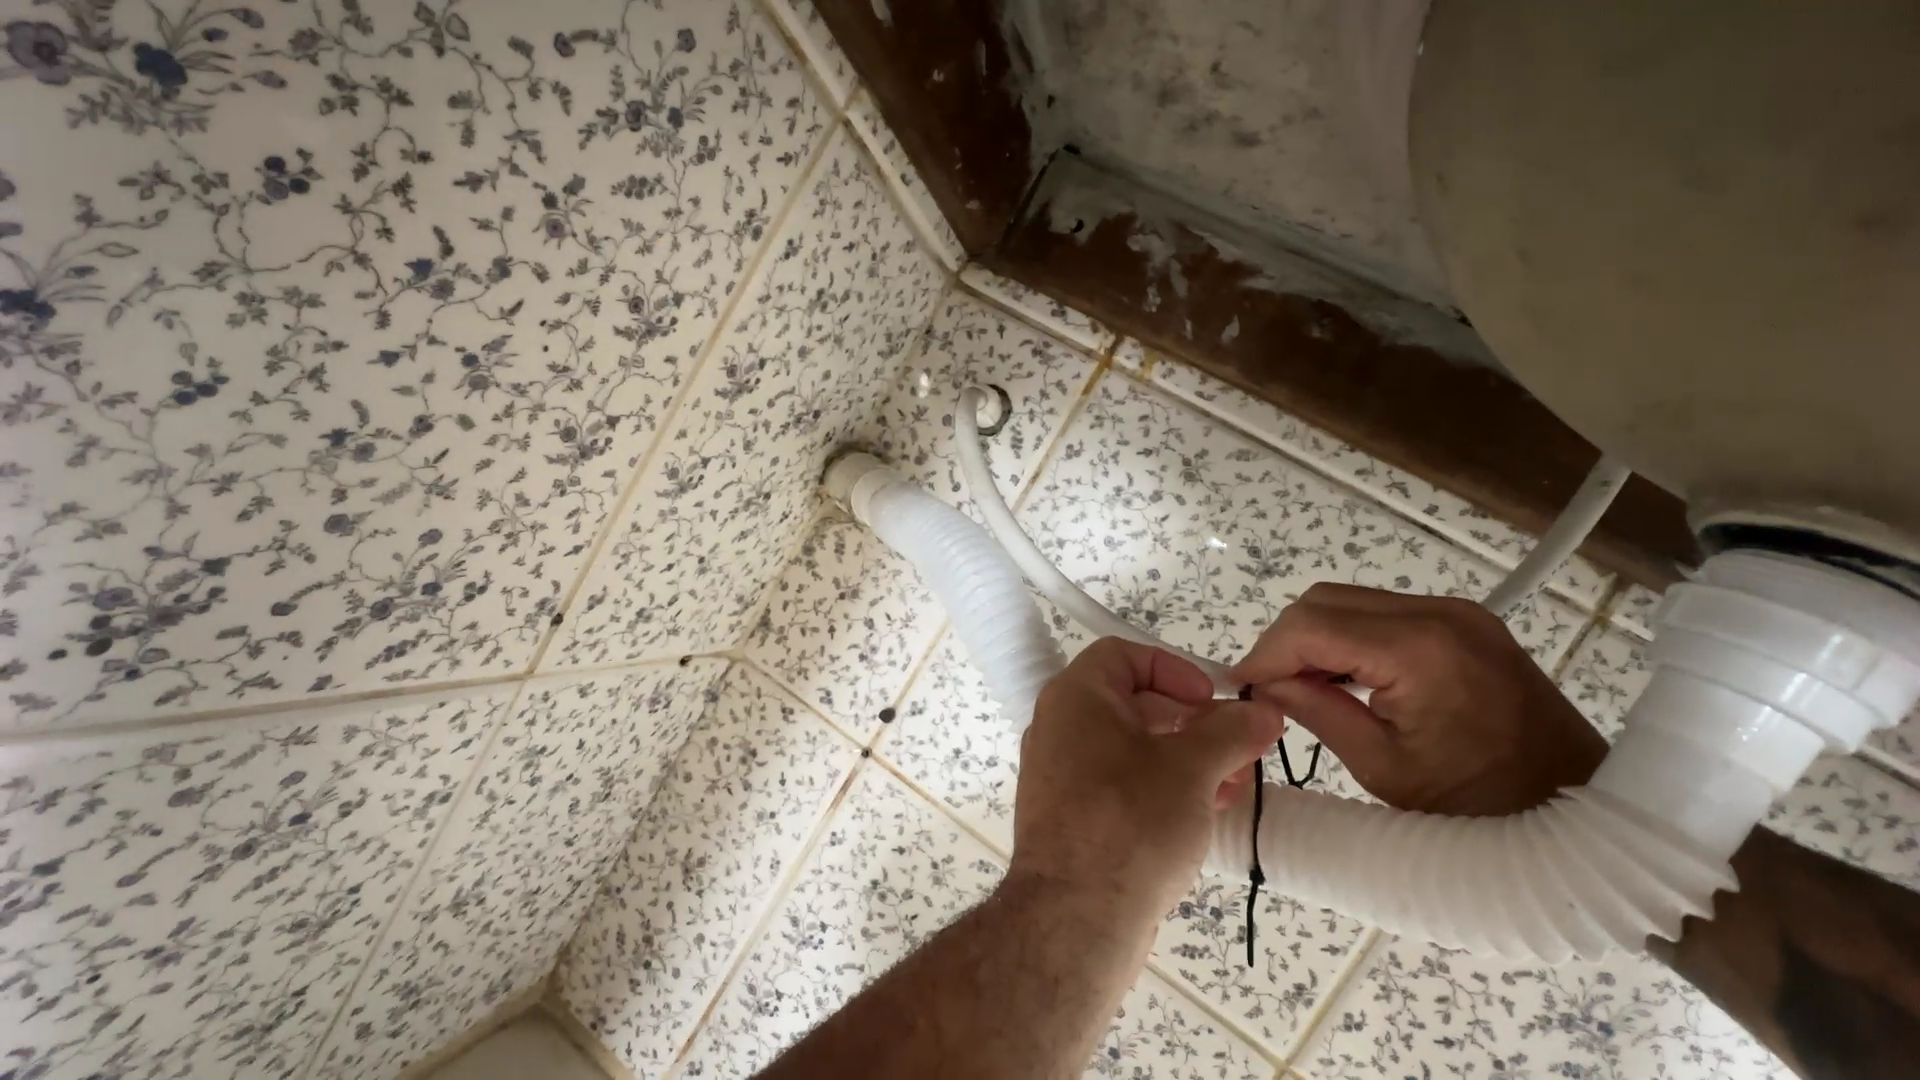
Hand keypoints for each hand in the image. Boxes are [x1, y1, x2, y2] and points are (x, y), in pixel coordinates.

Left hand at [1010, 638, 1287, 926]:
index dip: (1172, 668)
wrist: (1074, 917)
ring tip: (1233, 783)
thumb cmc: (1130, 822)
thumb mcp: (1191, 768)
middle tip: (1239, 746)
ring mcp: (1061, 774)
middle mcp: (1059, 728)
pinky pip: (1121, 784)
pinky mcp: (1072, 816)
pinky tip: (1203, 810)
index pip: (1122, 655)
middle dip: (1192, 721)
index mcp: (1075, 698)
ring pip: (1131, 748)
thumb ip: (1230, 732)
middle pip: (1133, 702)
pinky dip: (1162, 786)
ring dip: (1186, 758)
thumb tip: (1264, 710)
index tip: (1211, 699)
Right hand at [1230, 583, 1607, 816]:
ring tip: (1299, 686)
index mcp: (1418, 649)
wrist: (1578, 810)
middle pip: (1325, 601)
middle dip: (1284, 641)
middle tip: (1266, 689)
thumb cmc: (1477, 803)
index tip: (1237, 687)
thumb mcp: (1381, 766)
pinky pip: (1380, 612)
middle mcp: (1437, 612)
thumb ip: (1315, 712)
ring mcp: (1454, 611)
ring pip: (1348, 601)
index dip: (1264, 654)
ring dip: (1313, 637)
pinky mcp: (1462, 621)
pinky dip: (1346, 637)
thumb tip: (1261, 685)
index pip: (1311, 626)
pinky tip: (1340, 676)